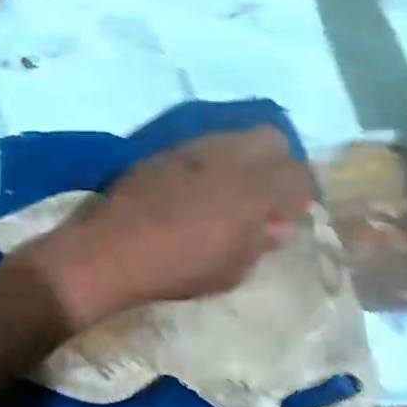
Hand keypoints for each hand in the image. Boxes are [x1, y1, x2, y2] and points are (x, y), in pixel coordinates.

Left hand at [21, 127, 313, 327]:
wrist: (106, 251)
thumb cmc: (176, 268)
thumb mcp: (231, 270)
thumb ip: (260, 242)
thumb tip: (276, 225)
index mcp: (254, 187)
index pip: (299, 175)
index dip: (300, 197)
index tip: (288, 216)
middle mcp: (227, 156)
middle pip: (271, 140)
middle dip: (276, 165)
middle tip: (263, 197)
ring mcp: (191, 147)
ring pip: (234, 137)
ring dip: (241, 159)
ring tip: (228, 192)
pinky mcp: (161, 151)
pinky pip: (200, 145)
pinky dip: (209, 161)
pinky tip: (194, 188)